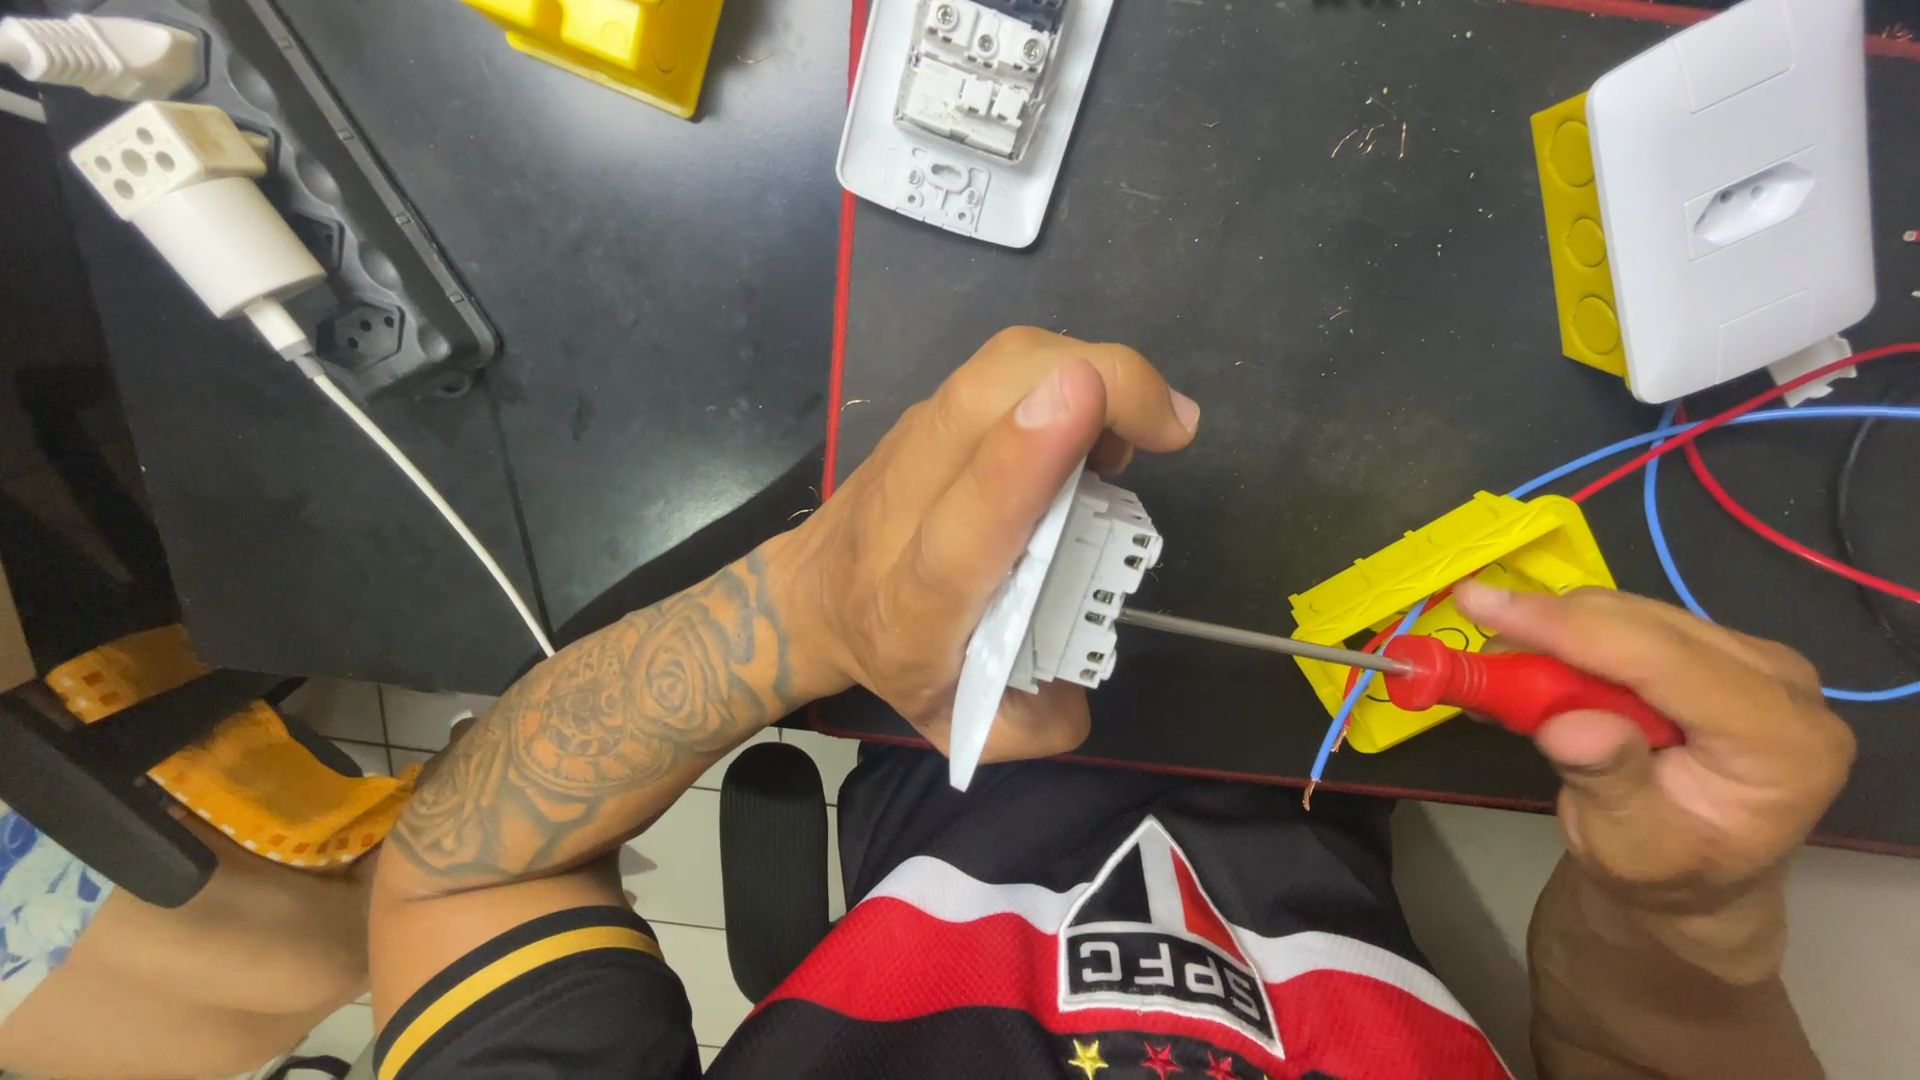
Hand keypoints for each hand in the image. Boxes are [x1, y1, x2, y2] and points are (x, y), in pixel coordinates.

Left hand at [772, 327, 1199, 762]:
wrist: (814, 596)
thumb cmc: (896, 660)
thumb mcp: (962, 723)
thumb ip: (1037, 722)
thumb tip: (1088, 668)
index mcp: (918, 602)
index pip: (964, 525)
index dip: (1019, 462)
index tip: (1081, 403)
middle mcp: (906, 508)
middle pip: (977, 406)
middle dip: (1089, 377)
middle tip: (1169, 426)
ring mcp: (912, 447)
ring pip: (992, 368)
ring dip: (1085, 368)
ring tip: (1135, 435)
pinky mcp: (927, 416)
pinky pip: (998, 369)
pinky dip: (1062, 371)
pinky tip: (1094, 427)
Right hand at [1453, 581, 1853, 913]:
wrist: (1692, 869)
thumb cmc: (1662, 867)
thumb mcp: (1628, 846)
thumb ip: (1608, 783)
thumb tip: (1568, 726)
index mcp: (1781, 741)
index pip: (1666, 661)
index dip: (1568, 630)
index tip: (1479, 607)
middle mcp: (1778, 683)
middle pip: (1638, 624)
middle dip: (1545, 632)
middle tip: (1477, 669)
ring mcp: (1745, 657)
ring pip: (1619, 611)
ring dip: (1545, 637)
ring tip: (1502, 686)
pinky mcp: (1706, 645)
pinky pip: (1616, 618)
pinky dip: (1558, 637)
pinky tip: (1529, 674)